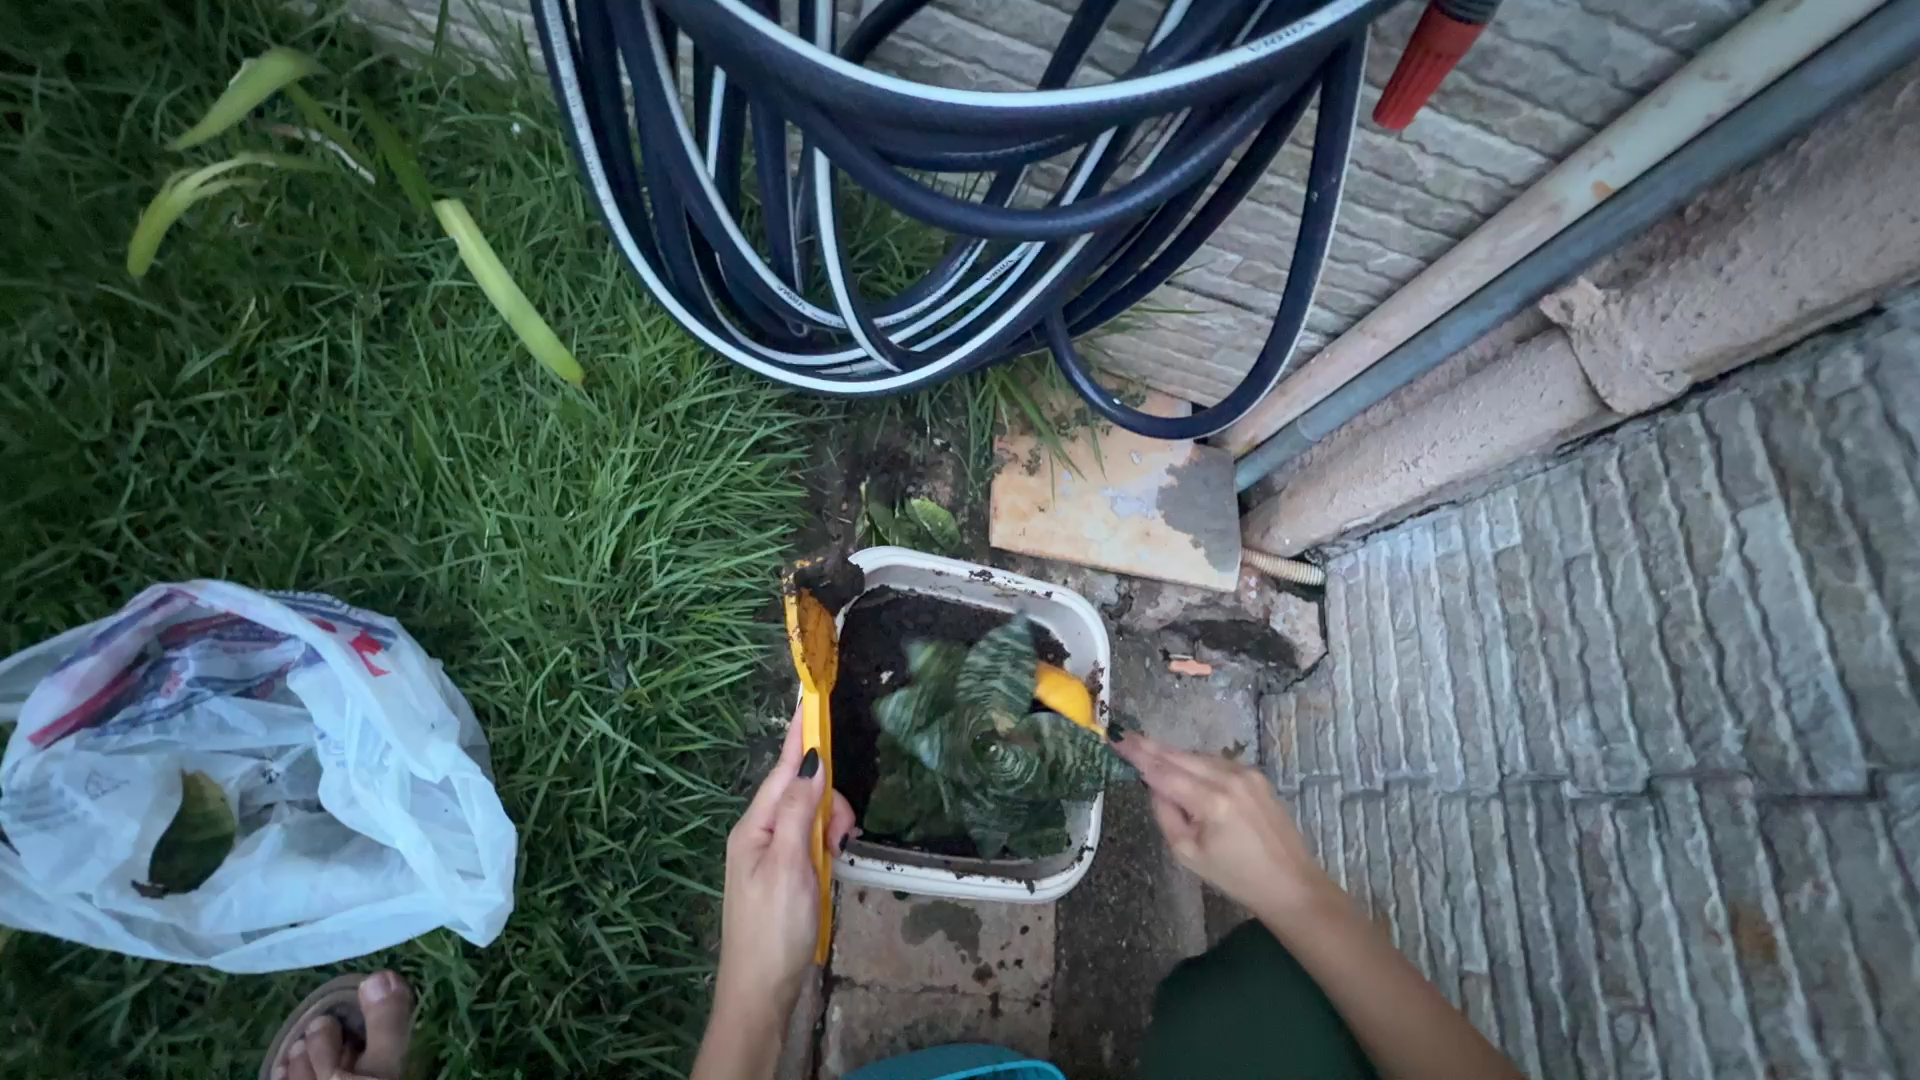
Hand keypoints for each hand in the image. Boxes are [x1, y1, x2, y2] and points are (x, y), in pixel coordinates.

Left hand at [714, 705, 855, 1024]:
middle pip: (800, 790)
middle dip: (826, 800)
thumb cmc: (774, 928)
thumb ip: (799, 810)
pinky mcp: (786, 873)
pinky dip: (826, 842)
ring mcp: (773, 854)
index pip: (783, 769)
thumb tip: (812, 762)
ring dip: (829, 825)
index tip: (809, 699)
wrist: (762, 994)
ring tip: (837, 854)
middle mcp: (761, 833)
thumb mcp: (789, 865)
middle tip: (841, 833)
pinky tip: (834, 859)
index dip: (799, 735)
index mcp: (755, 826)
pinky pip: (810, 839)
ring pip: (810, 815)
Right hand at [1111, 732, 1332, 920]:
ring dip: (1172, 754)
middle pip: (1179, 756)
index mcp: (1212, 802)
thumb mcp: (1188, 854)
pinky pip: (1215, 762)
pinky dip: (1195, 762)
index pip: (1164, 772)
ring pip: (1197, 756)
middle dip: (1150, 746)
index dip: (1137, 754)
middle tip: (1123, 736)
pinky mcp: (1256, 775)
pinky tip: (1181, 766)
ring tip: (1147, 751)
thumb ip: (1166, 814)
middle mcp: (1230, 779)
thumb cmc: (1236, 877)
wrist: (1291, 884)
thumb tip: (1153, 785)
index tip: (1116, 739)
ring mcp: (1246, 773)